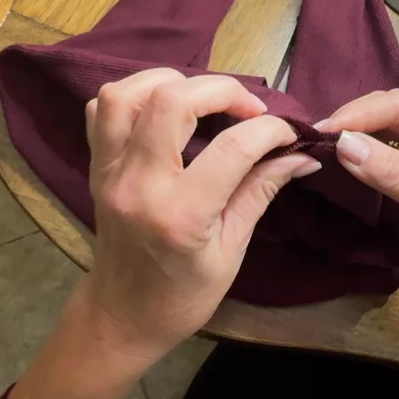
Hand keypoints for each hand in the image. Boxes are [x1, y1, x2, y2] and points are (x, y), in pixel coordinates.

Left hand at [78, 68, 318, 367]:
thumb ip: (261, 191)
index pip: (232, 147)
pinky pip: (101, 110)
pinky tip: (161, 110)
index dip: (269, 130)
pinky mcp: (96, 167)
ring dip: (170, 82)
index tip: (288, 132)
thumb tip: (302, 155)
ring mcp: (109, 172)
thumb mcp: (232, 249)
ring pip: (126, 94)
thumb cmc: (183, 295)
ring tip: (201, 99)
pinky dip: (133, 96)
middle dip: (220, 89)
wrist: (121, 316)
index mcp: (180, 214)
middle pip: (172, 100)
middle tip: (248, 108)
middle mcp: (138, 184)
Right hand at [317, 90, 398, 343]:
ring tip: (317, 151)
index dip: (360, 113)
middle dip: (355, 123)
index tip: (321, 131)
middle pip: (393, 117)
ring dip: (356, 144)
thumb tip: (342, 142)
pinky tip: (339, 172)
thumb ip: (394, 174)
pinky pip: (386, 170)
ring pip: (387, 141)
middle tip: (312, 140)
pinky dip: (362, 168)